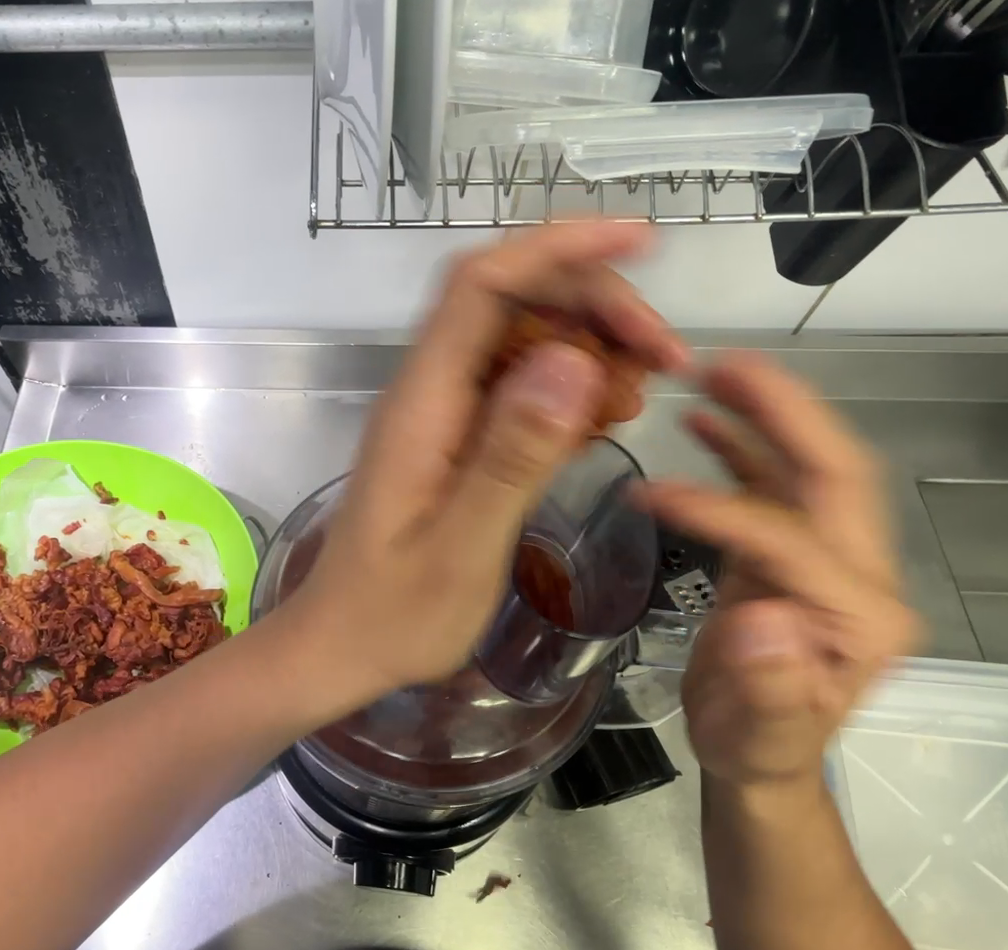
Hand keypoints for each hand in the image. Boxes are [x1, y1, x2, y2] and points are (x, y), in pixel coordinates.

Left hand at [277, 222, 689, 710]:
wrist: (341, 648)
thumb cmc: (394, 615)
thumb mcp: (462, 547)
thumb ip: (511, 457)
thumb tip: (572, 359)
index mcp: (423, 404)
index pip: (484, 286)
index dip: (560, 247)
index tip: (644, 243)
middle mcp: (429, 394)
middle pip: (512, 303)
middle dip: (594, 307)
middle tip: (666, 358)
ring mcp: (441, 417)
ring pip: (521, 343)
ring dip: (589, 349)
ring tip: (645, 391)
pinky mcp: (455, 445)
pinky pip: (517, 392)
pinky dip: (567, 393)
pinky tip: (606, 422)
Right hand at [643, 353, 918, 788]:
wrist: (764, 757)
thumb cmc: (759, 750)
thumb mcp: (761, 735)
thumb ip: (773, 689)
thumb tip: (765, 623)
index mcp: (863, 617)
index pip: (793, 539)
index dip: (724, 509)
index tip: (651, 493)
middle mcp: (861, 574)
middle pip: (835, 474)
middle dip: (785, 415)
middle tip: (725, 367)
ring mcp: (829, 560)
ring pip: (807, 469)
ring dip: (765, 417)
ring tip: (710, 375)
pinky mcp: (793, 555)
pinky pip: (775, 489)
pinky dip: (743, 450)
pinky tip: (705, 424)